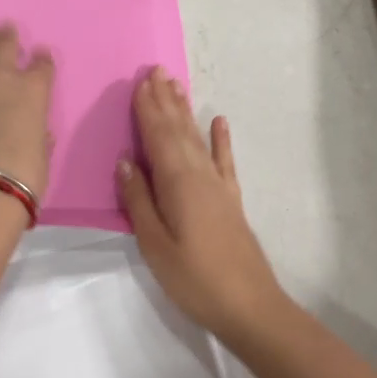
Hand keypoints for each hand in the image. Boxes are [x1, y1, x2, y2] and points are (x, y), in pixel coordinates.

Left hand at [0, 24, 54, 200]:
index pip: (42, 63)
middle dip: (7, 36)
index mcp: (32, 88)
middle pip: (3, 41)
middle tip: (6, 35)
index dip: (41, 60)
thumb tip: (36, 129)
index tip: (39, 59)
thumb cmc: (22, 176)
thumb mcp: (42, 152)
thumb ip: (38, 131)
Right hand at [118, 67, 284, 338]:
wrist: (251, 308)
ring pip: (197, 138)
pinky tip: (219, 122)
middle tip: (156, 70)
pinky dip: (221, 140)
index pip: (157, 135)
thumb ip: (138, 200)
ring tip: (175, 86)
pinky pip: (223, 161)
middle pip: (178, 129)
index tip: (139, 80)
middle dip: (165, 99)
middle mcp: (199, 174)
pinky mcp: (231, 200)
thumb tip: (125, 161)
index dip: (147, 108)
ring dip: (185, 111)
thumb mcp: (154, 244)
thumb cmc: (195, 278)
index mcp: (177, 181)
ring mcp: (218, 186)